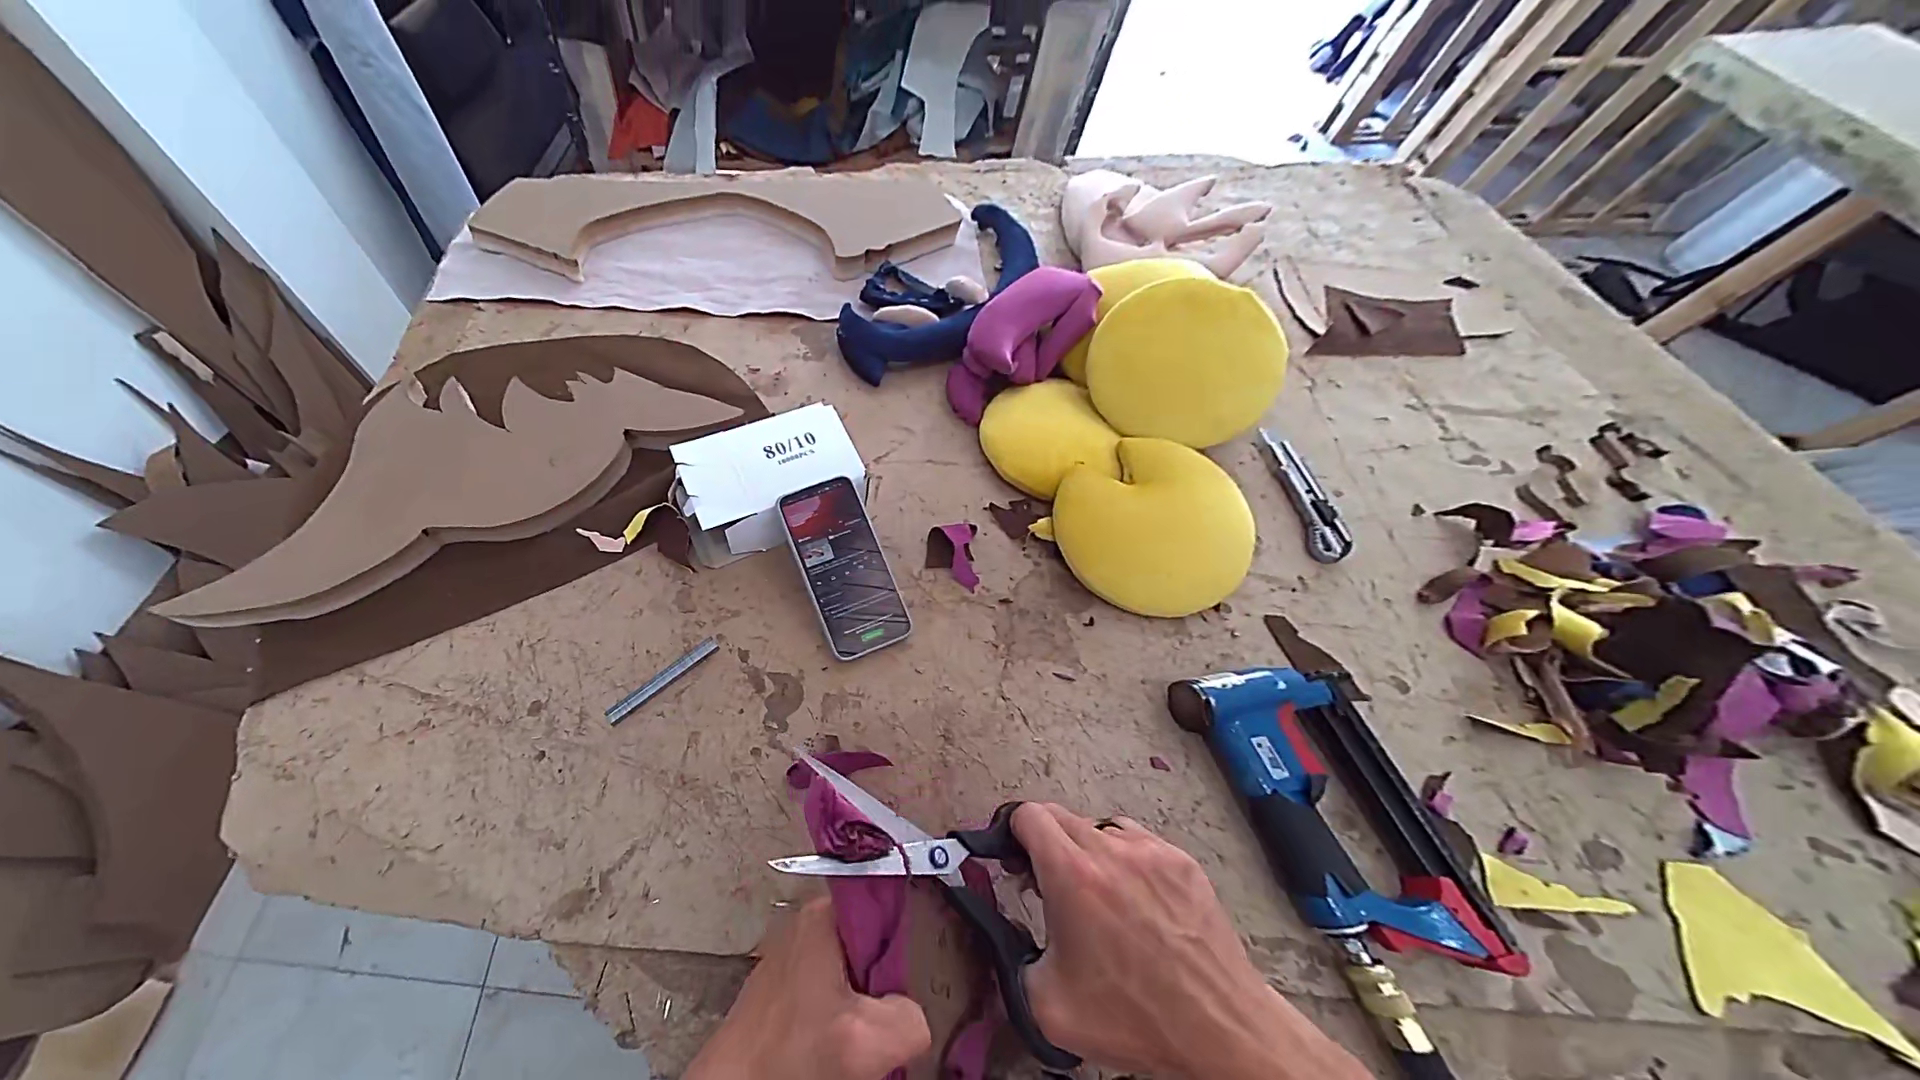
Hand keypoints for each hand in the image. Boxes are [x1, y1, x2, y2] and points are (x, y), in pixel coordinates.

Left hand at [685, 896, 929, 1079]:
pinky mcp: (784, 987)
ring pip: (852, 972)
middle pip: (870, 943)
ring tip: (851, 1036)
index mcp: (823, 914)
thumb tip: (909, 1015)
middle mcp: (806, 925)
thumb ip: (910, 1017)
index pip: (884, 905)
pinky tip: (830, 1046)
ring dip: (860, 1005)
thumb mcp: (867, 1039)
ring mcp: (793, 956)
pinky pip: (830, 993)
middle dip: (880, 981)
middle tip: (875, 1017)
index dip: (899, 943)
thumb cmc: (785, 1058)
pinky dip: (837, 1018)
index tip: (897, 978)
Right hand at [1013, 803, 1369, 1079]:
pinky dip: (1122, 857)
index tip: (1012, 857)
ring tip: (1093, 892)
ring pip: (1098, 827)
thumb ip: (1008, 958)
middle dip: (1043, 841)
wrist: (1219, 1027)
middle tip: (1045, 881)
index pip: (1028, 816)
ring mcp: (1150, 850)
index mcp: (1073, 876)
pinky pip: (1136, 840)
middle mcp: (1111, 850)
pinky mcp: (1179, 859)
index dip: (1011, 831)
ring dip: (1084, 849)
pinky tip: (1131, 896)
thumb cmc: (1135, 1018)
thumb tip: (1001, 931)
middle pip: (1059, 815)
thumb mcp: (1047, 1006)